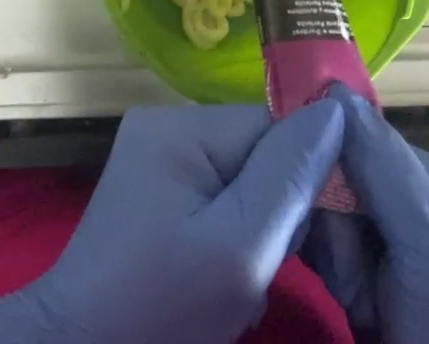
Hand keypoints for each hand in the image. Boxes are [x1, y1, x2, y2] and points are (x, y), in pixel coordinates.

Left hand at [0, 100, 344, 343]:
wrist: (87, 342)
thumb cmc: (162, 302)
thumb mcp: (240, 246)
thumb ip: (290, 176)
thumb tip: (336, 107)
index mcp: (179, 126)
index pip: (278, 126)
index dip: (318, 176)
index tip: (341, 234)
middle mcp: (167, 126)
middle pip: (265, 150)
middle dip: (291, 209)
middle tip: (286, 266)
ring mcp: (160, 156)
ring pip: (251, 178)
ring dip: (270, 229)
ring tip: (257, 276)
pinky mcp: (160, 188)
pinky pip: (226, 196)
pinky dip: (244, 234)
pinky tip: (237, 274)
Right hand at [308, 85, 428, 343]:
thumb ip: (387, 170)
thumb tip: (332, 87)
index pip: (362, 144)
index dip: (335, 171)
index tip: (325, 211)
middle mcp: (418, 208)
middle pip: (339, 181)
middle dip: (337, 232)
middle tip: (361, 283)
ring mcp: (393, 250)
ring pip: (324, 219)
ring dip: (333, 263)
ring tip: (364, 308)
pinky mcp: (370, 284)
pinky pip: (325, 254)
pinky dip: (328, 278)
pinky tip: (349, 306)